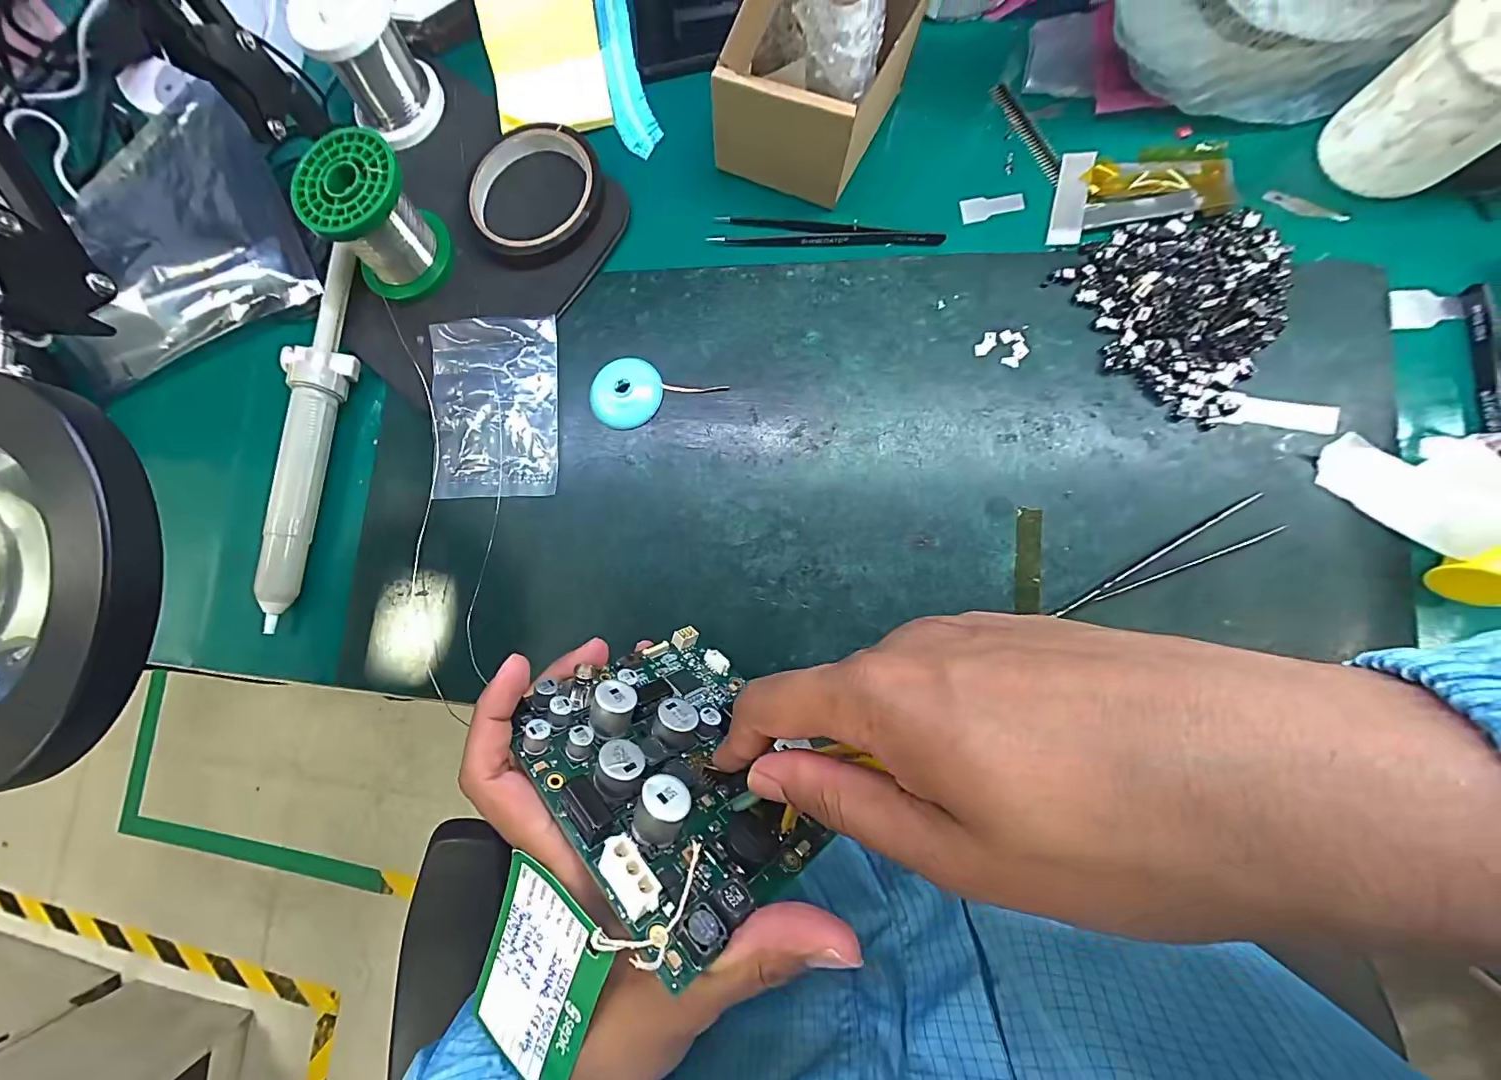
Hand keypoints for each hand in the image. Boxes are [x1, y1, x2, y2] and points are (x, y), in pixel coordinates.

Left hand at [461, 640, 859, 1079]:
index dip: (495, 716)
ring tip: (640, 673)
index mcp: (556, 858)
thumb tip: (837, 935)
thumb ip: (743, 958)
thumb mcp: (674, 997)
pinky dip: (626, 749)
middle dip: (567, 690)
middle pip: (537, 746)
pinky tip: (662, 730)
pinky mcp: (605, 853)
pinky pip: (607, 786)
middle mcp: (562, 838)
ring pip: (575, 758)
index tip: (519, 666)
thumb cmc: (603, 1039)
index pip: (493, 778)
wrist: (580, 1074)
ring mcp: (582, 841)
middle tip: (612, 655)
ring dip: (599, 708)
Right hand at [714, 613, 1500, 956]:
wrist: (1310, 778)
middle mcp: (915, 640)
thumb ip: (847, 803)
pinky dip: (949, 709)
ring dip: (899, 731)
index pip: (774, 698)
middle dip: (838, 748)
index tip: (735, 772)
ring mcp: (976, 624)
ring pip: (900, 680)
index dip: (742, 735)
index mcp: (885, 693)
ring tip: (980, 795)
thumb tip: (769, 771)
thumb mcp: (962, 855)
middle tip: (893, 816)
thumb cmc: (1115, 843)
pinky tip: (1030, 753)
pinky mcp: (1030, 625)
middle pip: (840, 691)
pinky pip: (952, 665)